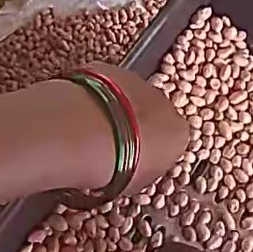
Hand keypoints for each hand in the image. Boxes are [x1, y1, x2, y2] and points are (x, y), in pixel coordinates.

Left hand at [42, 65, 189, 197]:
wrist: (89, 133)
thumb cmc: (117, 167)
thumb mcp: (134, 183)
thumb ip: (137, 173)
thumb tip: (127, 174)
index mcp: (178, 134)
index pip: (169, 142)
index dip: (149, 152)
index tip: (131, 163)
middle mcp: (163, 102)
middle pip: (150, 114)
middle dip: (132, 126)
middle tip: (108, 146)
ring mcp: (136, 81)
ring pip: (126, 96)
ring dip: (112, 108)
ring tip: (87, 131)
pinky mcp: (107, 68)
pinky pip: (102, 83)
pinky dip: (92, 95)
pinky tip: (74, 112)